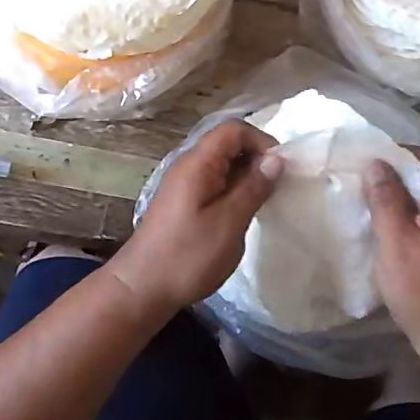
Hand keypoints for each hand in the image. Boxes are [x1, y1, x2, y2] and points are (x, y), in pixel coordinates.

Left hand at [110, 120, 280, 312]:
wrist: (140, 290)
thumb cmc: (187, 256)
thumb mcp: (229, 223)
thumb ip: (254, 188)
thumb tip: (276, 159)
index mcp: (198, 163)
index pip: (234, 129)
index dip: (261, 140)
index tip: (279, 167)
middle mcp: (189, 165)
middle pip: (228, 142)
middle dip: (256, 157)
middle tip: (276, 185)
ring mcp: (184, 183)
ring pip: (223, 162)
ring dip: (247, 174)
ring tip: (263, 200)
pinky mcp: (184, 200)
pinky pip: (215, 180)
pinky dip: (234, 188)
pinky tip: (242, 212)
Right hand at [364, 148, 419, 363]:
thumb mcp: (397, 244)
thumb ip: (386, 200)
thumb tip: (375, 162)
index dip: (398, 152)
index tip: (367, 155)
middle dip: (395, 169)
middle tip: (362, 172)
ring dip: (399, 190)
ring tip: (367, 190)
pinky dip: (406, 207)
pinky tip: (383, 215)